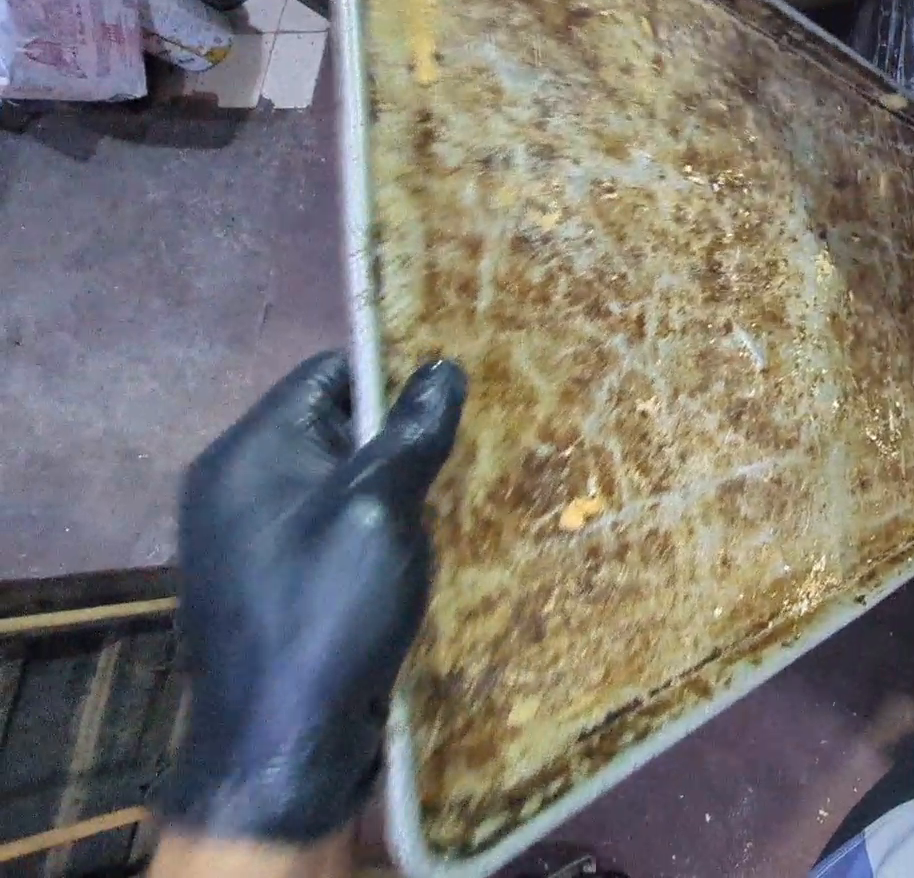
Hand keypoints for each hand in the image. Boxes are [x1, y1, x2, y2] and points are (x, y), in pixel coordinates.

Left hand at [160, 351, 465, 842]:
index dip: (396, 373)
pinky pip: (345, 515)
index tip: (464, 388)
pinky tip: (436, 530)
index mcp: (251, 454)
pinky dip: (392, 512)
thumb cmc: (331, 604)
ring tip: (470, 480)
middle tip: (478, 435)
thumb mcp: (381, 506)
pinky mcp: (287, 569)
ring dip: (407, 473)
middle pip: (341, 421)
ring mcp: (263, 530)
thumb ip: (411, 431)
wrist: (287, 736)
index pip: (328, 375)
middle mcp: (245, 483)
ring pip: (349, 471)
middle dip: (408, 426)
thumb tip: (444, 366)